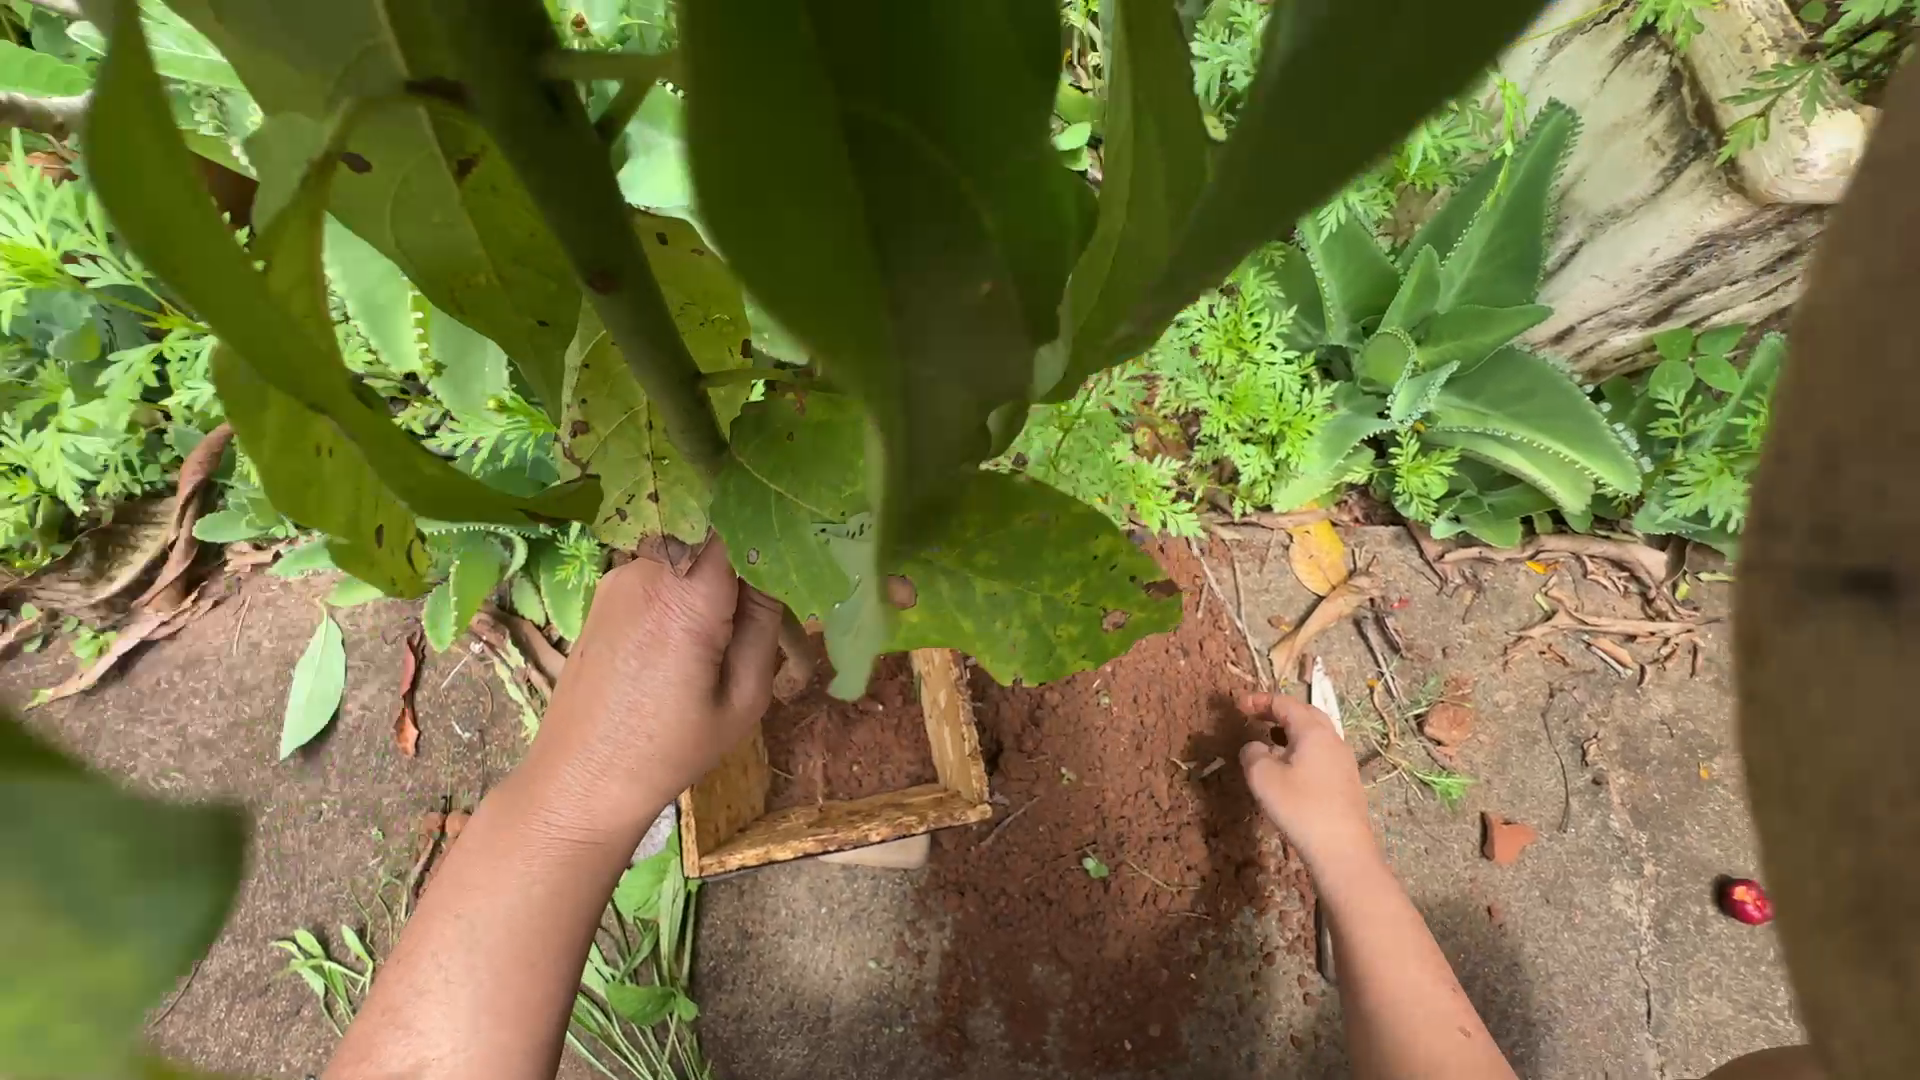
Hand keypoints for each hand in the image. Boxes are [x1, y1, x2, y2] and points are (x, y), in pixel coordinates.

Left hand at [519, 536, 783, 842]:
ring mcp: (618, 579)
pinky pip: (660, 572)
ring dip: (711, 578)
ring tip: (722, 631)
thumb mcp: (744, 698)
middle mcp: (647, 572)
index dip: (767, 532)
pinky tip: (684, 636)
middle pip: (712, 538)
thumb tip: (777, 569)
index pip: (736, 527)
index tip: (796, 550)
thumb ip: (765, 624)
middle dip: (743, 560)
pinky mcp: (603, 594)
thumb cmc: (670, 749)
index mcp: (685, 597)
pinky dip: (683, 589)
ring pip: (686, 554)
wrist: (578, 781)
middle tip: (765, 605)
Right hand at [1238, 692, 1377, 872]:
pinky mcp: (1346, 782)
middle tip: (1255, 715)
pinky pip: (1320, 752)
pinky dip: (1300, 748)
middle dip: (1278, 710)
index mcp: (1313, 732)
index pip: (1285, 703)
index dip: (1260, 700)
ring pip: (1315, 734)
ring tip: (1269, 738)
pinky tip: (1288, 766)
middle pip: (1305, 714)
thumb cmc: (1300, 807)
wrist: (1342, 850)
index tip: (1239, 705)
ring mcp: (1343, 762)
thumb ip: (1252, 753)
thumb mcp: (1262, 776)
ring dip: (1290, 730)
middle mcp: (1333, 740)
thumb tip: (1255, 747)